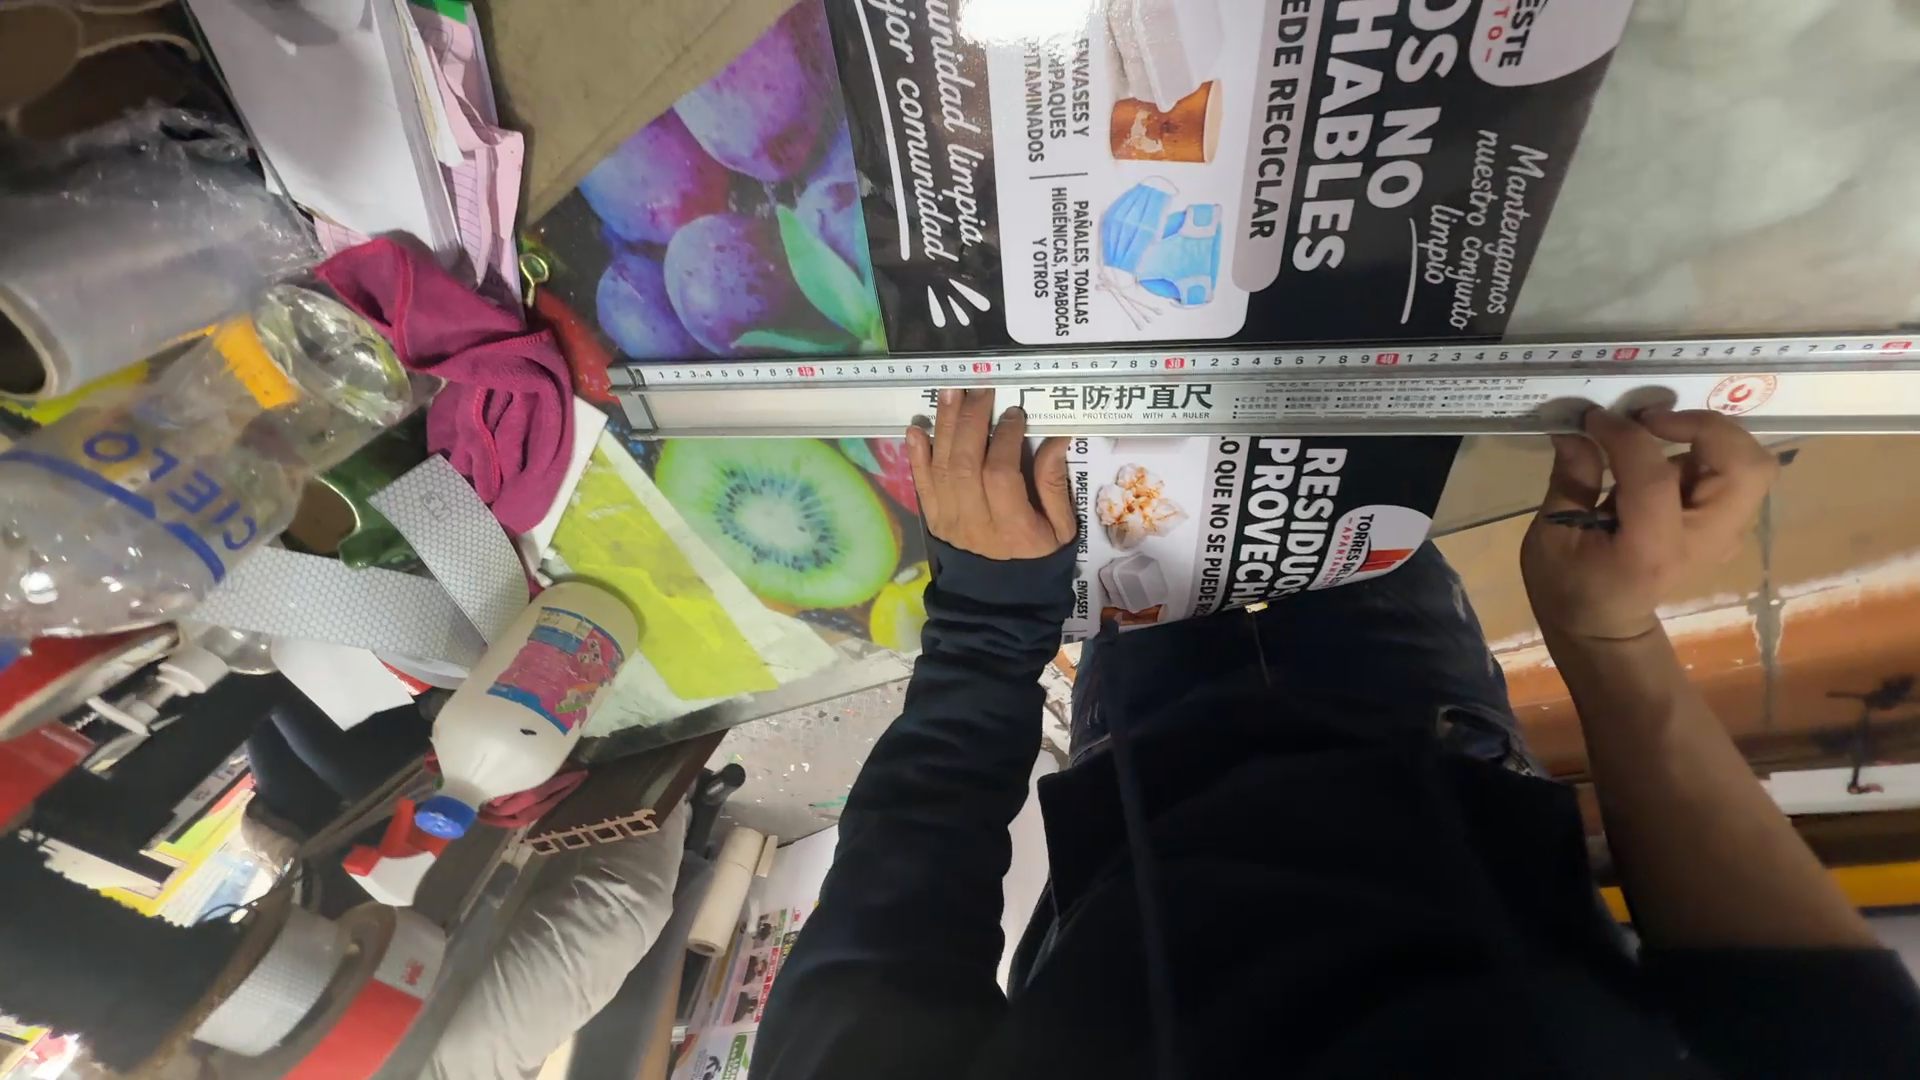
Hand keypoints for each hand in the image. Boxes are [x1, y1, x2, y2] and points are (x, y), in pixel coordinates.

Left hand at [905, 389, 1076, 559]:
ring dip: (943, 427)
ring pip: (941, 468)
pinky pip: (922, 485)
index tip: (1014, 413)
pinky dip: (916, 456)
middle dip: (971, 422)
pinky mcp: (934, 521)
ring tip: (950, 393)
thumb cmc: (1038, 559)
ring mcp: (949, 522)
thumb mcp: (1061, 529)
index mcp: (1012, 527)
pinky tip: (916, 428)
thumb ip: (1054, 484)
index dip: (1005, 438)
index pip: (1000, 474)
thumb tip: (1056, 438)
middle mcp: (975, 523)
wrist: (1000, 600)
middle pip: (965, 465)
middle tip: (980, 391)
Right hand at [1521, 407, 1777, 643]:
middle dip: (1702, 427)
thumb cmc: (1565, 584)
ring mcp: (1724, 532)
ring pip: (1750, 465)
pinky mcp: (1724, 524)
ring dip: (1708, 437)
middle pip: (1743, 465)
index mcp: (1652, 546)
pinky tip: (1660, 454)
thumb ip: (1571, 480)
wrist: (1602, 624)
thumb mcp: (1551, 534)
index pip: (1656, 476)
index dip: (1626, 437)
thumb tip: (1575, 431)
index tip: (1593, 418)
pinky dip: (1705, 452)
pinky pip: (1733, 474)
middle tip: (1649, 418)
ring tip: (1655, 431)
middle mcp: (1704, 537)